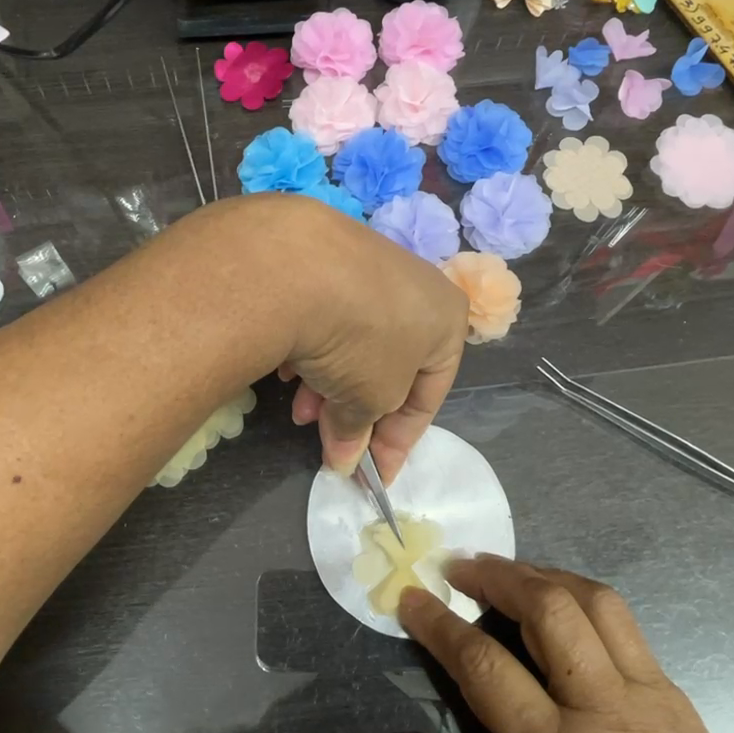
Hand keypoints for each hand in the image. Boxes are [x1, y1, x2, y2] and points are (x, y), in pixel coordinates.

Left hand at [266, 195, 468, 479]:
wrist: (299, 264)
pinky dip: (311, 346)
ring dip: (329, 384)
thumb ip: (360, 431)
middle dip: (356, 413)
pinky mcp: (322, 255)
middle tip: (329, 446)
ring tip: (299, 411)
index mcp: (447, 319)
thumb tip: (345, 462)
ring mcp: (367, 265)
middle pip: (387, 366)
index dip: (399, 443)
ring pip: (353, 341)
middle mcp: (414, 285)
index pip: (428, 395)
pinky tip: (286, 368)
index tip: (373, 477)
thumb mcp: (370, 399)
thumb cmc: (360, 339)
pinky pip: (325, 313)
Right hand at [387, 555, 733, 732]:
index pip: (487, 667)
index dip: (441, 626)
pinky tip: (559, 608)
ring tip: (504, 572)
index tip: (411, 598)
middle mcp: (607, 711)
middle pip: (550, 610)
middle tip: (458, 568)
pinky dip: (580, 597)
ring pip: (595, 601)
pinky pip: (624, 623)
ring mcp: (650, 694)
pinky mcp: (676, 692)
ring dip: (542, 574)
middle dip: (498, 577)